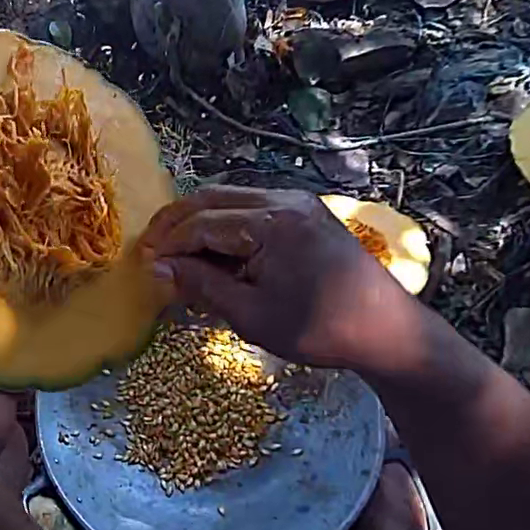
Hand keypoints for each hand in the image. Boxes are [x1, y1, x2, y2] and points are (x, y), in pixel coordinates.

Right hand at [140, 186, 416, 368]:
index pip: (202, 223)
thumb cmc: (318, 329)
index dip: (168, 244)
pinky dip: (223, 226)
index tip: (143, 265)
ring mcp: (297, 202)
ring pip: (229, 199)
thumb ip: (201, 284)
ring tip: (175, 253)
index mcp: (273, 223)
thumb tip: (158, 268)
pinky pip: (250, 209)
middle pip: (211, 198)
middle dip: (175, 223)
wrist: (386, 330)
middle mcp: (284, 199)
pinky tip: (211, 251)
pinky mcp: (304, 212)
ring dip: (197, 222)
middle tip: (149, 249)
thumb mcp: (251, 314)